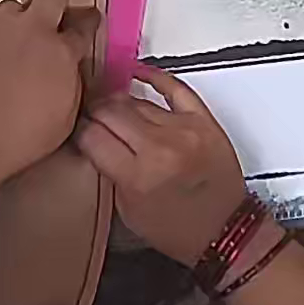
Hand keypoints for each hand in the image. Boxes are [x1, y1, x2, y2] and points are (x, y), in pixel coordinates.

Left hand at [0, 0, 98, 204]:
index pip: (85, 25)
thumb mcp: (64, 119)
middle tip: (54, 16)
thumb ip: (73, 82)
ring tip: (20, 22)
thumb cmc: (18, 139)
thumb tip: (71, 67)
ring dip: (24, 3)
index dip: (88, 24)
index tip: (87, 26)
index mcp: (62, 52)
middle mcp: (33, 29)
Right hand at [75, 65, 246, 266]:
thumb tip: (93, 138)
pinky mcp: (203, 120)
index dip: (79, 130)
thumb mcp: (128, 211)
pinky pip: (174, 87)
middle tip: (90, 118)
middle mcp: (161, 148)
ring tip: (110, 107)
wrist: (226, 231)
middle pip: (110, 111)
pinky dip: (154, 77)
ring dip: (118, 103)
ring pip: (135, 100)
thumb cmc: (177, 229)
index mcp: (138, 177)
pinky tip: (137, 73)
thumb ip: (109, 172)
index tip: (77, 130)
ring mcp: (184, 130)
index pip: (92, 136)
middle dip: (94, 113)